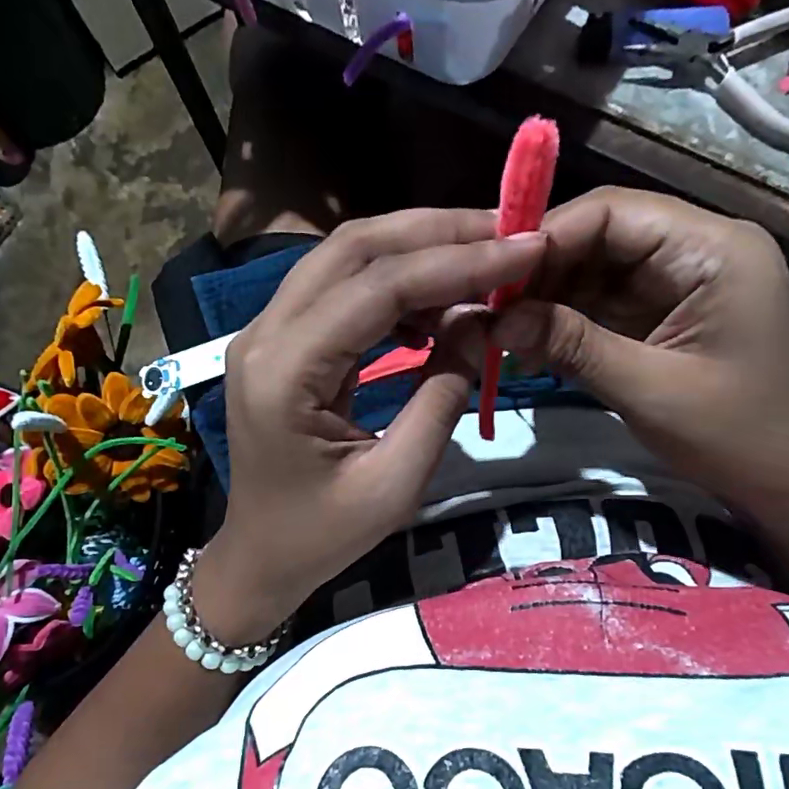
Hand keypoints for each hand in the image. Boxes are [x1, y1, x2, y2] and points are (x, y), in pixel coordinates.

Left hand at [193, 210, 546, 643]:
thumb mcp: (397, 482)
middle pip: (355, 247)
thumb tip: (481, 322)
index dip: (457, 261)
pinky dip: (396, 283)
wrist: (261, 556)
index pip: (377, 287)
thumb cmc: (324, 534)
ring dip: (418, 249)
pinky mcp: (283, 340)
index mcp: (286, 372)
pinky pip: (342, 288)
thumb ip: (442, 395)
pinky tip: (436, 306)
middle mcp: (266, 333)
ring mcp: (268, 331)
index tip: (526, 249)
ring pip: (347, 257)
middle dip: (438, 232)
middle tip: (510, 233)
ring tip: (484, 261)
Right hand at [492, 187, 788, 512]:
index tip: (492, 276)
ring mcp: (682, 283)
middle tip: (486, 307)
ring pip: (599, 270)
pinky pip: (608, 303)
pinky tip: (531, 341)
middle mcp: (699, 250)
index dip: (547, 236)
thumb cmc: (735, 436)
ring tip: (499, 328)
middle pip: (603, 236)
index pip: (614, 212)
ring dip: (550, 297)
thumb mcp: (649, 389)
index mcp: (714, 249)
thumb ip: (573, 345)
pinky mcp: (668, 315)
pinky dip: (569, 321)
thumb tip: (495, 320)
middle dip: (543, 270)